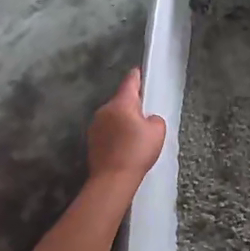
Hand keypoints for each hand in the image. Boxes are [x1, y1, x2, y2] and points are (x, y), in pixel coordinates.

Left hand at [87, 68, 166, 185]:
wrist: (113, 178)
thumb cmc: (137, 151)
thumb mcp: (158, 132)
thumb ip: (154, 119)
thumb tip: (147, 119)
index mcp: (121, 103)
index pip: (130, 82)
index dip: (137, 76)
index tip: (138, 72)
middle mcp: (105, 110)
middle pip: (121, 101)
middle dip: (132, 105)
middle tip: (145, 116)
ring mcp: (95, 125)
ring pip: (113, 116)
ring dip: (122, 120)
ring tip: (135, 136)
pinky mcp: (91, 140)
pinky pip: (107, 130)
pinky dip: (116, 134)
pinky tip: (124, 146)